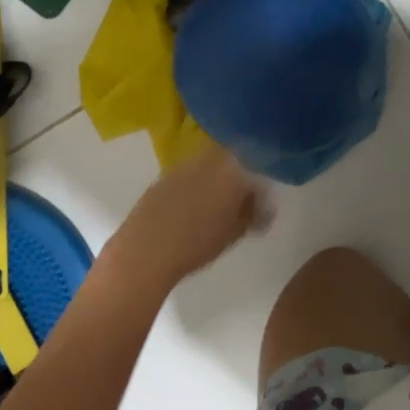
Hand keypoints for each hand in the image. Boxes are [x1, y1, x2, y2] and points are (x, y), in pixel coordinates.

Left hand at [106, 145, 263, 291]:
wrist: (145, 250)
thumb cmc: (196, 244)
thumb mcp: (234, 234)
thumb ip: (253, 215)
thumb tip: (264, 208)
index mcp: (233, 170)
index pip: (257, 164)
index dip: (261, 181)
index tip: (260, 200)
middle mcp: (210, 158)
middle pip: (232, 159)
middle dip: (238, 176)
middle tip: (238, 202)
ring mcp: (185, 164)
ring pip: (209, 164)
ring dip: (215, 178)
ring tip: (213, 205)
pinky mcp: (164, 174)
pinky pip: (189, 173)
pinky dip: (194, 184)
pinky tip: (189, 207)